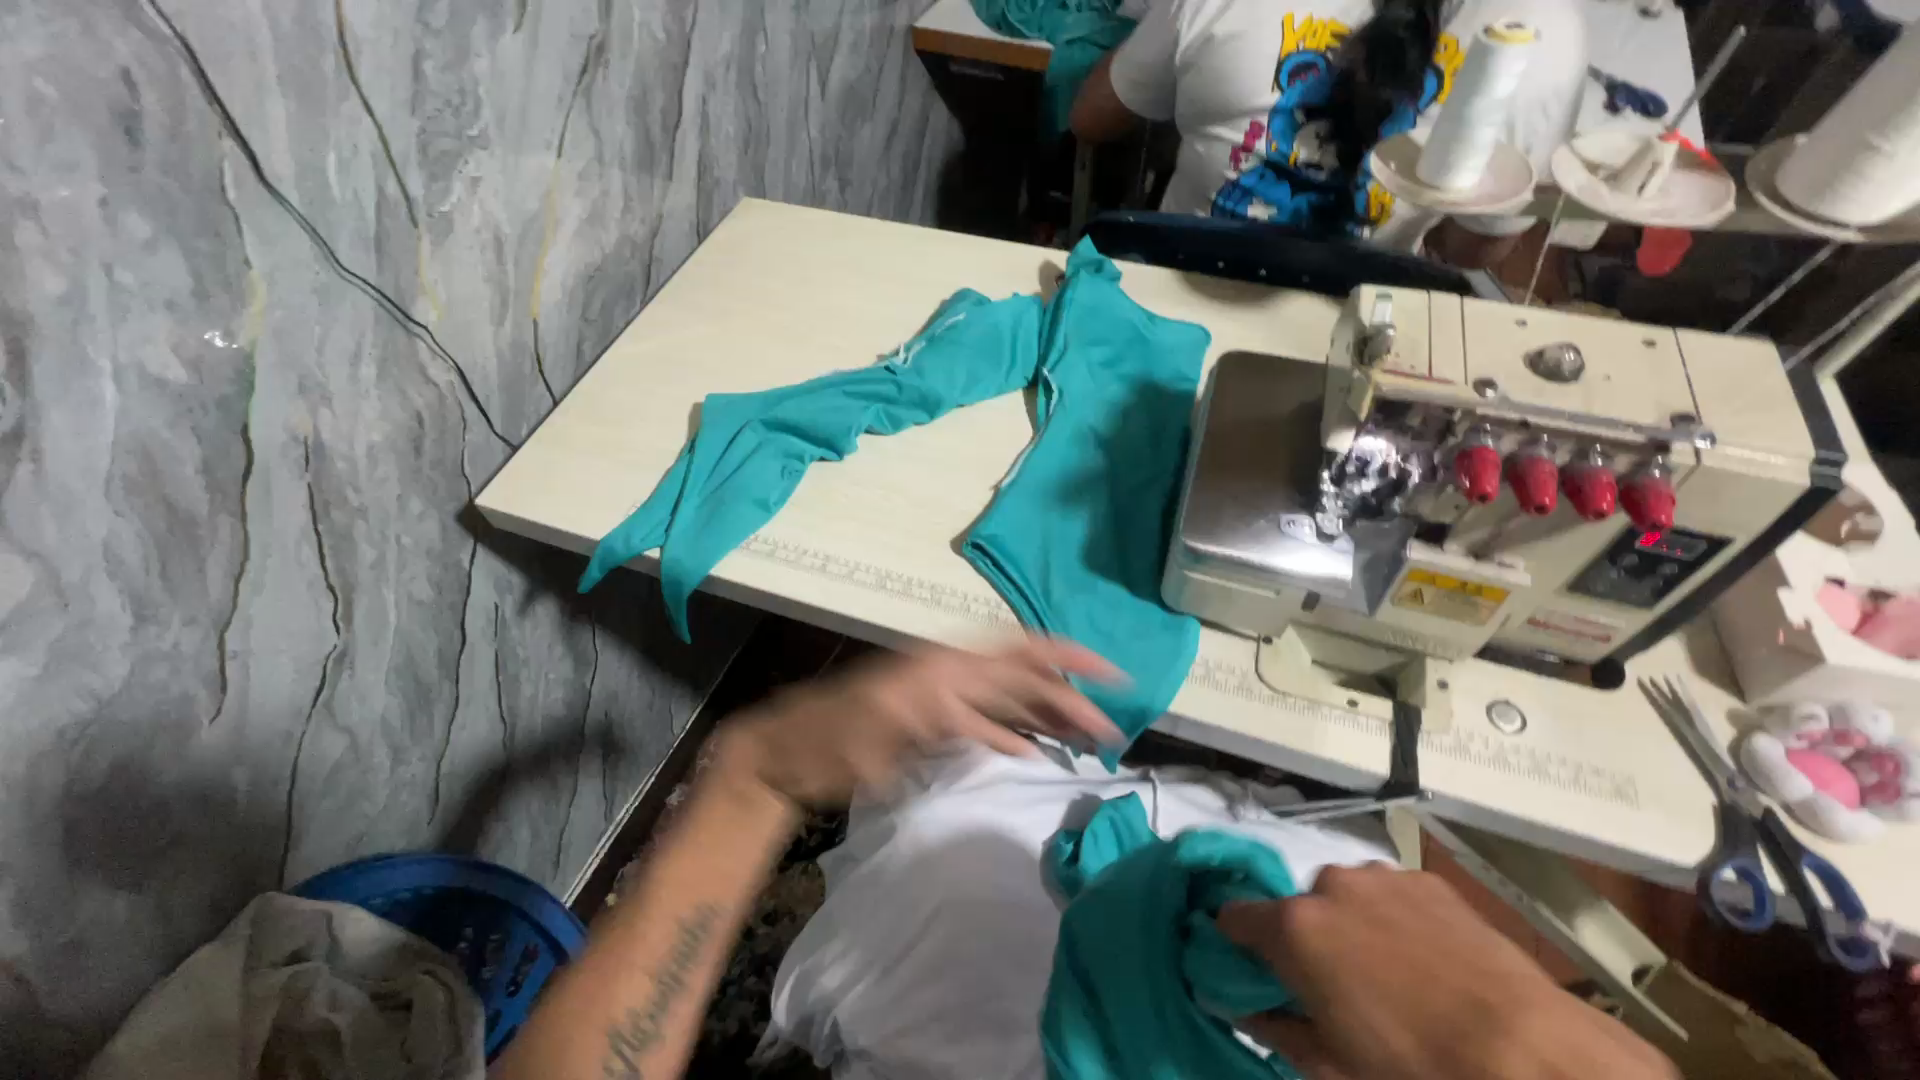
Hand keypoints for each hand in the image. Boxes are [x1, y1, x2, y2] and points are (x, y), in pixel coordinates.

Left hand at [712, 637, 1126, 808]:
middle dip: (1069, 701)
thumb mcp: (882, 730)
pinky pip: (985, 723)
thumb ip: (945, 720)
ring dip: (1047, 718)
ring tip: (1087, 742)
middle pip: (1024, 680)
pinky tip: (1032, 753)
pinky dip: (1012, 736)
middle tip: (1111, 732)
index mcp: (946, 668)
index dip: (1071, 660)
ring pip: (1008, 700)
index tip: (1114, 676)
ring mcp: (941, 697)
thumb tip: (1006, 724)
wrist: (783, 752)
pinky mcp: (930, 722)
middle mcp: (950, 673)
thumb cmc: (827, 742)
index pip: (1023, 654)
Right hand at [1218, 865, 1675, 1079]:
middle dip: (1308, 941)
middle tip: (1338, 991)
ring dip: (1353, 926)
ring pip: (1347, 898)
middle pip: (1297, 907)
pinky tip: (1430, 963)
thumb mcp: (1330, 1066)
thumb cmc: (1414, 1069)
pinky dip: (1395, 921)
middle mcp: (1330, 885)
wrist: (1531, 1056)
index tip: (1252, 972)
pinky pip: (1391, 896)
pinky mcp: (1429, 882)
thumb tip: (1243, 1007)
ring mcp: (1383, 878)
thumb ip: (1275, 1027)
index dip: (1238, 945)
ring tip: (1394, 979)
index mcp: (1295, 926)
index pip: (1234, 917)